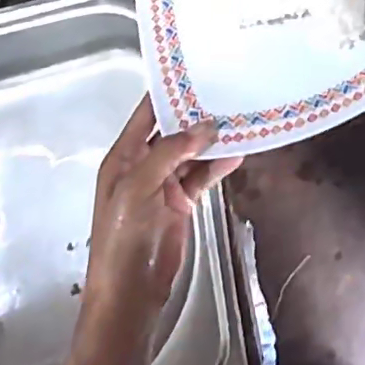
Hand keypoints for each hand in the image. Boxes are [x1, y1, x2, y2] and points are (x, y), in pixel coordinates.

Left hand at [82, 98, 242, 335]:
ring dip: (213, 139)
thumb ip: (169, 152)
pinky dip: (219, 164)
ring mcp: (164, 183)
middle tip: (229, 90)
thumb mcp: (138, 188)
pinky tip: (239, 152)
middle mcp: (143, 164)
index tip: (197, 69)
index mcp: (123, 157)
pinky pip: (203, 174)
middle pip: (174, 129)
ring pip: (193, 151)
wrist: (130, 296)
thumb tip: (206, 125)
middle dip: (198, 113)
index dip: (168, 91)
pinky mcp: (182, 201)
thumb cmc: (123, 239)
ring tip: (240, 119)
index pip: (146, 113)